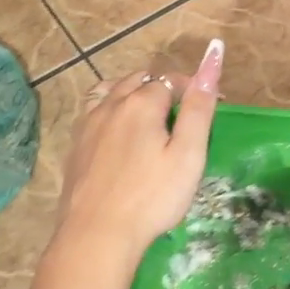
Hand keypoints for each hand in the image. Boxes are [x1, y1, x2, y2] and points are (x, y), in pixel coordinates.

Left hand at [60, 40, 223, 247]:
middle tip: (186, 116)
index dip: (195, 89)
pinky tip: (120, 131)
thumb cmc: (153, 197)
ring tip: (153, 116)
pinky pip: (95, 110)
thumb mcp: (188, 154)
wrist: (98, 232)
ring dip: (135, 94)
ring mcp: (88, 124)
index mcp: (142, 103)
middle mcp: (111, 104)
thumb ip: (200, 107)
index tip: (213, 106)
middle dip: (165, 89)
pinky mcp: (76, 145)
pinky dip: (113, 109)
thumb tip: (213, 55)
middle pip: (141, 80)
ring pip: (113, 91)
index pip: (173, 81)